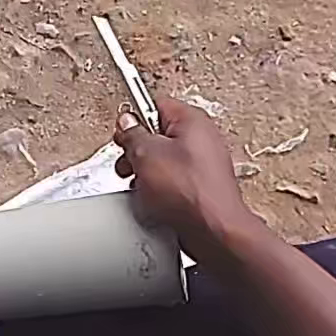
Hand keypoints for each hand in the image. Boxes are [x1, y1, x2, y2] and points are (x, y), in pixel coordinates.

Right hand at [113, 95, 262, 257]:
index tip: (123, 136)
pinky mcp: (199, 188)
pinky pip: (171, 182)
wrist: (212, 230)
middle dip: (137, 152)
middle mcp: (201, 139)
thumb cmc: (190, 193)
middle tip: (129, 165)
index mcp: (191, 121)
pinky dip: (159, 191)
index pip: (155, 105)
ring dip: (145, 175)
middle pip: (157, 136)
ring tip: (142, 187)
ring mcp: (202, 165)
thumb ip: (133, 134)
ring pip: (162, 162)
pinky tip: (155, 202)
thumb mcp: (146, 155)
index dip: (133, 121)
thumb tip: (127, 123)